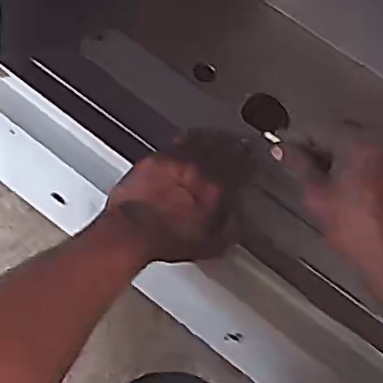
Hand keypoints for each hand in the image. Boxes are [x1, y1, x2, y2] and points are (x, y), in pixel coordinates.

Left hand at [101, 130, 256, 263]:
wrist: (130, 231)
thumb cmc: (163, 240)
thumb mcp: (206, 246)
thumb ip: (227, 233)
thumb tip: (236, 227)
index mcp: (215, 190)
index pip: (241, 168)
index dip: (250, 162)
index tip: (252, 160)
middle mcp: (198, 171)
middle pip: (223, 149)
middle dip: (234, 146)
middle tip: (240, 143)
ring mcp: (176, 162)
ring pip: (201, 140)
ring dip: (212, 138)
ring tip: (218, 136)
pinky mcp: (155, 159)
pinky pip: (176, 143)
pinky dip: (185, 139)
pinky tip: (186, 137)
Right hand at [278, 134, 382, 281]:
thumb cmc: (362, 234)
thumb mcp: (318, 197)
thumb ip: (299, 166)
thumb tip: (286, 151)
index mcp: (361, 144)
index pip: (321, 129)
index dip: (297, 137)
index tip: (284, 144)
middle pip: (344, 132)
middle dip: (322, 145)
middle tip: (302, 162)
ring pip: (363, 145)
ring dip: (343, 155)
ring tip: (326, 179)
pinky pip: (380, 160)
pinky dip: (363, 166)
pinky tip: (350, 188)